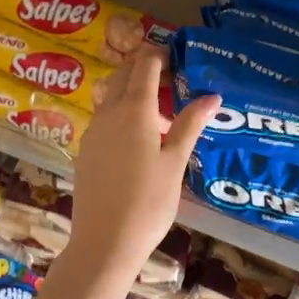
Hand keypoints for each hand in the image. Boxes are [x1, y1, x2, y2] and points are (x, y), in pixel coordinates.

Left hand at [67, 44, 219, 273]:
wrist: (103, 243)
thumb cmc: (148, 202)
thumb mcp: (175, 162)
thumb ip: (190, 124)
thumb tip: (212, 97)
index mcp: (134, 109)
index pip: (145, 64)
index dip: (161, 55)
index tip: (179, 61)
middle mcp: (109, 111)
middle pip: (125, 73)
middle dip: (146, 68)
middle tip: (172, 82)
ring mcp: (93, 129)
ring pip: (112, 94)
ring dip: (133, 91)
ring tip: (159, 115)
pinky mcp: (86, 148)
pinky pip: (104, 116)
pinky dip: (121, 112)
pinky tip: (138, 140)